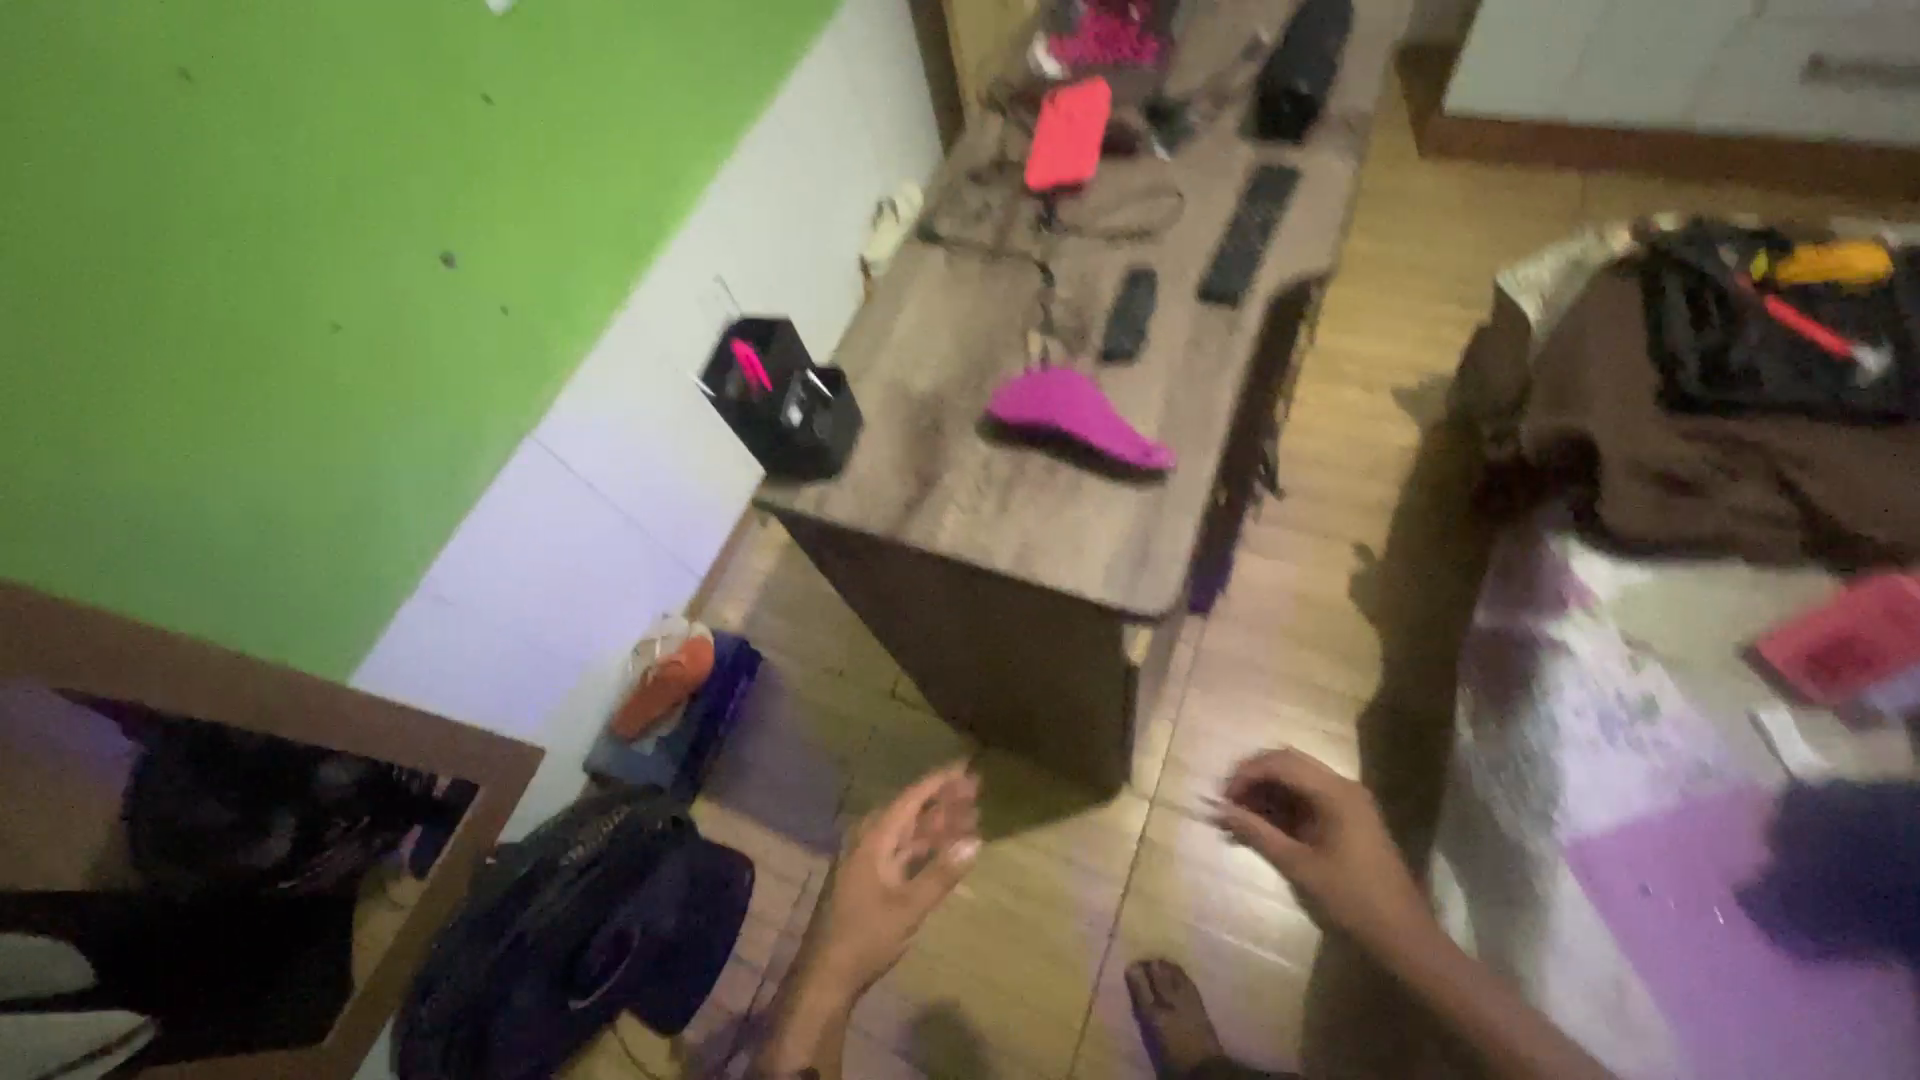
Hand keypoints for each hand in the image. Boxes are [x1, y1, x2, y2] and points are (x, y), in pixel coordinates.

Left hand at [804, 762, 981, 995]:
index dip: (939, 782)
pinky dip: (925, 847)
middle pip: (910, 811)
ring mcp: (868, 862)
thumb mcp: (909, 908)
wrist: (827, 976)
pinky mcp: (871, 880)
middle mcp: (868, 842)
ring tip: (971, 818)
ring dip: (937, 825)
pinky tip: (947, 850)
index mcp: (873, 840)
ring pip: (908, 833)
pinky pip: (903, 851)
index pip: (910, 798)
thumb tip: (975, 842)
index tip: (965, 769)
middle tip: (975, 791)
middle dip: (943, 801)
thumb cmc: (866, 937)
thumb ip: (941, 874)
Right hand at [1213, 748, 1433, 952]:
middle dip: (1252, 779)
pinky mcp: (1347, 818)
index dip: (1245, 775)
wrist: (1402, 935)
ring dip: (1264, 792)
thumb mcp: (1297, 865)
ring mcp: (1347, 801)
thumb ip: (1256, 832)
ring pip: (1295, 779)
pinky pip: (1306, 798)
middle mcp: (1342, 786)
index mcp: (1335, 793)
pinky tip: (1260, 828)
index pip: (1279, 763)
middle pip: (1287, 763)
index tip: (1222, 800)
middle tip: (1226, 804)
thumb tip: (1218, 810)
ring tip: (1237, 819)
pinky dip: (1280, 806)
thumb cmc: (1350, 899)